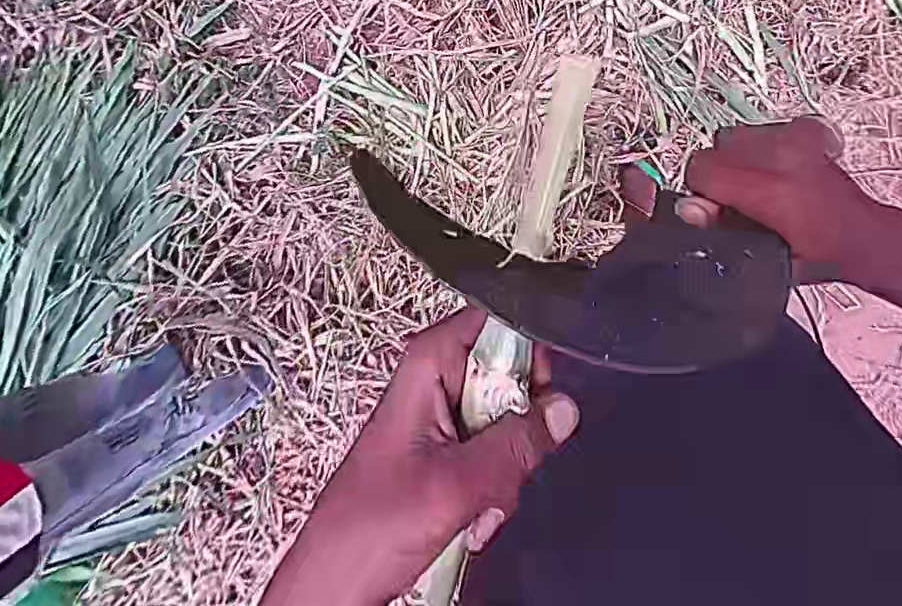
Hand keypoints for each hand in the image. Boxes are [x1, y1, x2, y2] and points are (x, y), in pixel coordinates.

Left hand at [261, 309, 579, 605]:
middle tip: (506, 463)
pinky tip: (474, 515)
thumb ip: (514, 445)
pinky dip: (496, 485)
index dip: (526, 351)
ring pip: (509, 418)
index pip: (494, 322)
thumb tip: (564, 409)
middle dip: (520, 424)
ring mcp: (444, 414)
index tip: (541, 393)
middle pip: (509, 374)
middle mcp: (438, 378)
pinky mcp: (449, 448)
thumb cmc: (372, 523)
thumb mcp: (454, 483)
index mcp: (430, 360)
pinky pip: (496, 451)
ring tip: (479, 502)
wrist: (337, 578)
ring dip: (507, 466)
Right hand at [684, 118, 901, 370]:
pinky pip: (767, 126)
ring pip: (735, 135)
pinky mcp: (808, 133)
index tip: (715, 209)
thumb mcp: (763, 252)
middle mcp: (780, 158)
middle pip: (713, 150)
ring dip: (736, 158)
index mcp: (768, 189)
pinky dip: (765, 142)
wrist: (872, 241)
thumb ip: (720, 228)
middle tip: (738, 201)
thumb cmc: (823, 254)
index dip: (701, 193)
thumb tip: (689, 208)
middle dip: (716, 175)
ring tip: (756, 183)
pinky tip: (776, 165)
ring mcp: (795, 141)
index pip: (700, 169)